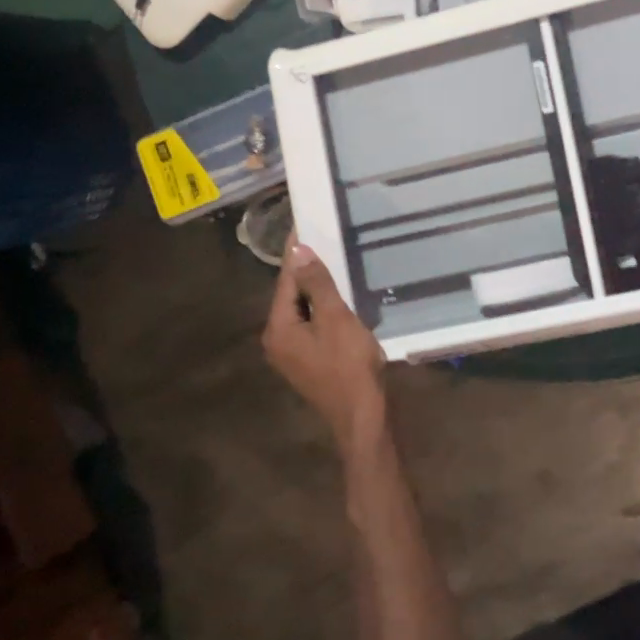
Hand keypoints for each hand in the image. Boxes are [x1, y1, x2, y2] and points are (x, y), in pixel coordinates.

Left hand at [262, 241, 388, 445]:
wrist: (361, 413)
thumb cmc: (348, 364)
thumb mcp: (336, 318)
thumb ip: (318, 285)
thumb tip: (299, 251)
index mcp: (279, 328)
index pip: (286, 281)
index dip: (298, 254)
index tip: (305, 226)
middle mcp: (277, 340)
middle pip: (292, 296)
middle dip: (308, 270)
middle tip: (327, 240)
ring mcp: (292, 354)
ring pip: (303, 311)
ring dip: (319, 290)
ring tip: (338, 263)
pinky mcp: (309, 361)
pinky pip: (313, 325)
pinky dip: (324, 309)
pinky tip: (343, 299)